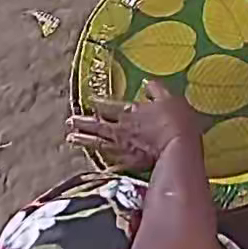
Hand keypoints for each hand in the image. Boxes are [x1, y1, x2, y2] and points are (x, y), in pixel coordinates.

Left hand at [67, 80, 202, 169]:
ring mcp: (123, 148)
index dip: (97, 103)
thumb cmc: (175, 119)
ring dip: (84, 141)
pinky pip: (112, 163)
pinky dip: (103, 164)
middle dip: (83, 123)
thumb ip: (156, 89)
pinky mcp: (129, 164)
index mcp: (130, 111)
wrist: (178, 148)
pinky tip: (95, 166)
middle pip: (98, 125)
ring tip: (71, 139)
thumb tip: (147, 83)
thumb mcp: (169, 97)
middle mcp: (121, 129)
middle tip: (69, 122)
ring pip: (99, 144)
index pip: (108, 106)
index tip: (87, 100)